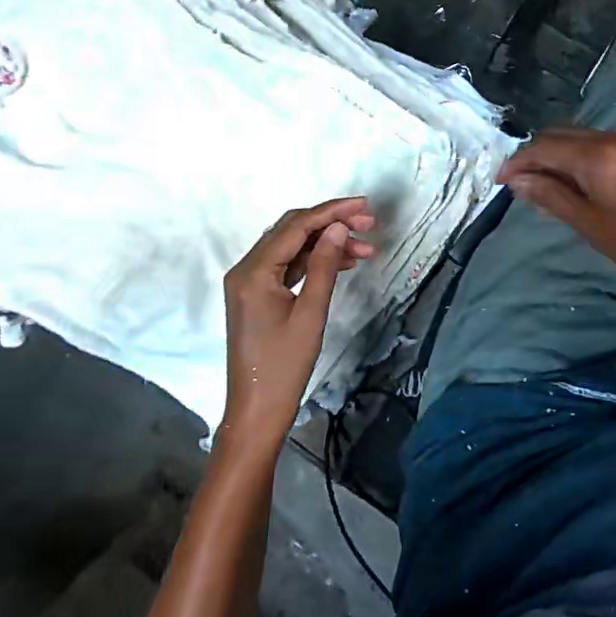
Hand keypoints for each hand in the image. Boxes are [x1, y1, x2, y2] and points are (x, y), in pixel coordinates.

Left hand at [220, 197, 376, 446]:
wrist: (257, 410)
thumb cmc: (284, 367)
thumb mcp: (310, 314)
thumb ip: (323, 266)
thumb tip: (338, 227)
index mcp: (253, 272)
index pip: (295, 227)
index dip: (331, 212)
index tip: (364, 206)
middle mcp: (246, 269)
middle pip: (291, 231)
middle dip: (330, 223)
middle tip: (369, 224)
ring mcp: (249, 283)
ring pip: (291, 248)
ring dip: (325, 244)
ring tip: (365, 248)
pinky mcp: (256, 295)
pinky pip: (287, 267)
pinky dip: (313, 261)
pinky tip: (343, 262)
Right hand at [499, 128, 615, 315]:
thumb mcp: (590, 225)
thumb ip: (551, 196)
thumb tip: (517, 180)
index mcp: (597, 157)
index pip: (543, 147)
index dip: (516, 162)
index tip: (499, 183)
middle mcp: (612, 139)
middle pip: (559, 135)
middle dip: (534, 156)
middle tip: (517, 186)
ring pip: (578, 138)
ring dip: (555, 156)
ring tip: (540, 187)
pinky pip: (597, 146)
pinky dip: (576, 158)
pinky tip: (571, 183)